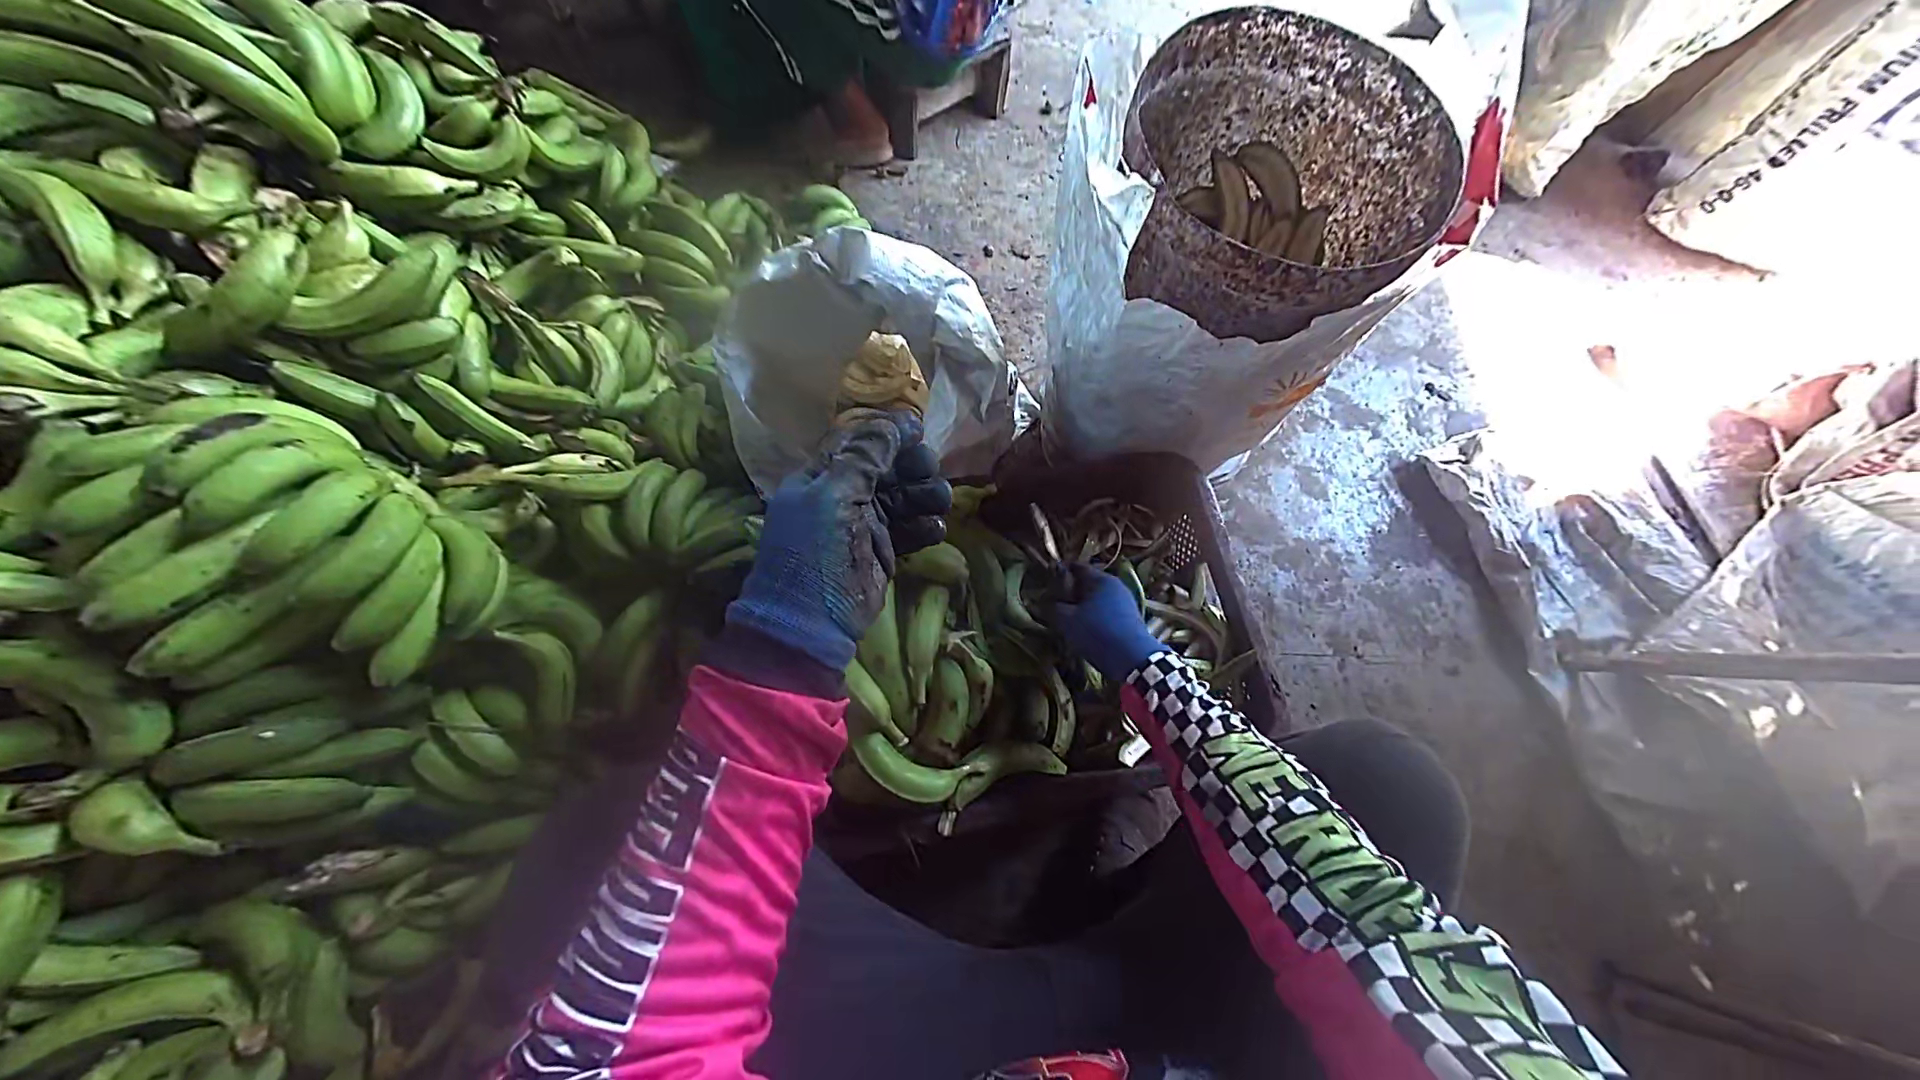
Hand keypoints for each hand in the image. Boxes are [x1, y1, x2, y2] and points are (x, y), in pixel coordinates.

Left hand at [725, 411, 945, 676]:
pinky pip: (910, 530)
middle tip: (930, 471)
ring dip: (925, 495)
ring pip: (904, 498)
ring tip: (939, 502)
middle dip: (912, 466)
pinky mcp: (883, 551)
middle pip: (888, 468)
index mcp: (822, 476)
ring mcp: (865, 525)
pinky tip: (934, 529)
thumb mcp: (833, 496)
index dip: (889, 434)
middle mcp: (844, 495)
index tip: (918, 430)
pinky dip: (924, 527)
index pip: (859, 443)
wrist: (810, 622)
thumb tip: (894, 422)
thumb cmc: (814, 552)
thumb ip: (864, 458)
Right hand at [1053, 564, 1166, 681]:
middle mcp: (1115, 585)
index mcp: (1101, 579)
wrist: (1133, 659)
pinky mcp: (1130, 617)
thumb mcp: (1066, 620)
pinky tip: (1086, 627)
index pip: (1076, 566)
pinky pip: (1106, 609)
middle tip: (1055, 601)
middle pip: (1088, 582)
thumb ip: (1052, 606)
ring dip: (1082, 604)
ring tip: (1068, 617)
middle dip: (1070, 590)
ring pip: (1097, 597)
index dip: (1059, 572)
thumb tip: (1044, 600)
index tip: (1046, 582)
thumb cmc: (1097, 633)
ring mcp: (1125, 601)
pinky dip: (1094, 614)